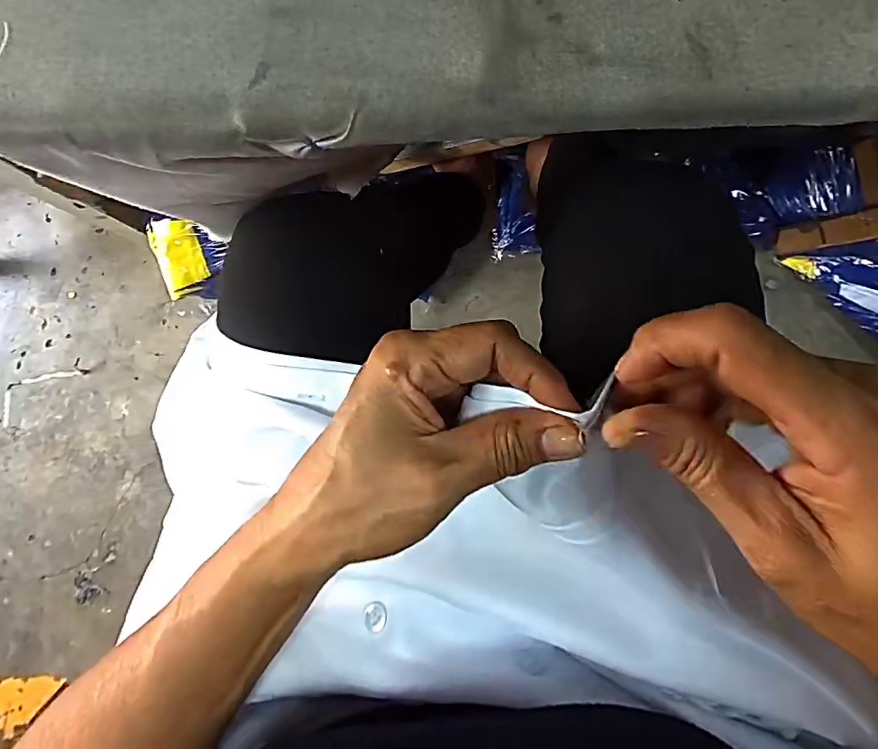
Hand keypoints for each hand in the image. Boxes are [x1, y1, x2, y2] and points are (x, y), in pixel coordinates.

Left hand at [271, 321, 586, 566]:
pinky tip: (502, 440)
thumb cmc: (361, 504)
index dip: (538, 374)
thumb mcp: (444, 474)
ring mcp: (412, 373)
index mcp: (409, 357)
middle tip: (557, 428)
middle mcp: (411, 353)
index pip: (493, 343)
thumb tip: (570, 432)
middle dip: (528, 390)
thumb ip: (509, 446)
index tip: (567, 412)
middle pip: (492, 353)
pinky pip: (470, 392)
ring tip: (532, 439)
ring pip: (484, 373)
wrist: (308, 534)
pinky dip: (493, 415)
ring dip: (512, 405)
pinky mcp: (417, 396)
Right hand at [603, 305, 877, 748]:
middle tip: (629, 415)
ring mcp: (872, 385)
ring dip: (704, 380)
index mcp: (847, 420)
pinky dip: (739, 392)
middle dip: (675, 366)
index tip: (620, 380)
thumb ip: (704, 468)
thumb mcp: (782, 549)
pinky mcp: (870, 398)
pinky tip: (712, 424)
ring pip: (762, 355)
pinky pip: (788, 376)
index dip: (666, 341)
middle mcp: (863, 381)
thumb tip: (627, 419)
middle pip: (745, 341)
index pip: (737, 338)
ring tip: (662, 426)